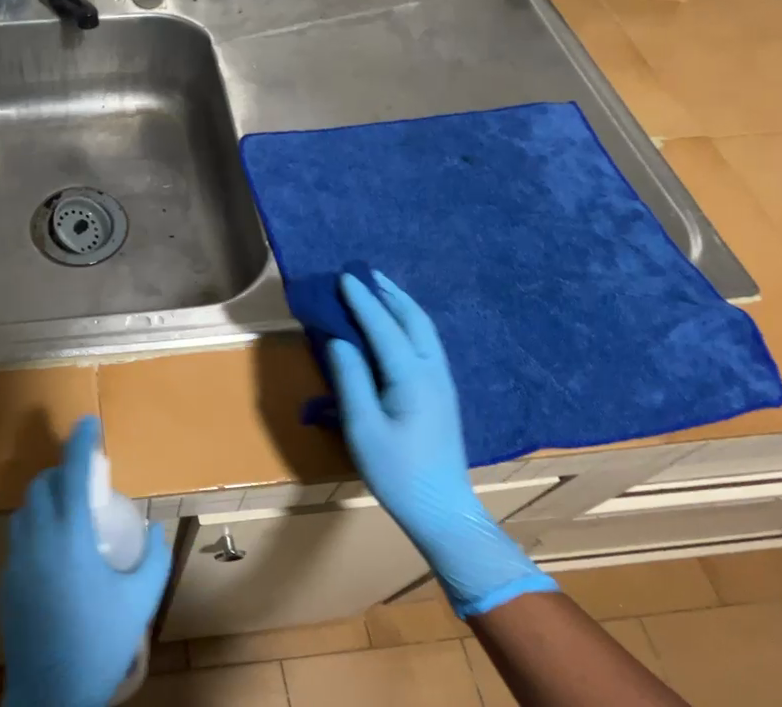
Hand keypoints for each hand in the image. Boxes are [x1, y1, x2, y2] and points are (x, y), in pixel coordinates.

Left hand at [0, 416, 170, 706]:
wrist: (51, 692)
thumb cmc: (100, 641)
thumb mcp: (140, 600)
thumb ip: (153, 559)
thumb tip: (151, 530)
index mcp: (69, 536)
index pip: (72, 472)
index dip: (81, 442)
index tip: (88, 423)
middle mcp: (37, 539)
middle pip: (41, 485)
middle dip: (61, 472)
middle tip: (87, 483)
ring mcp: (15, 562)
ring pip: (24, 512)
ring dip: (46, 501)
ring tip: (71, 517)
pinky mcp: (4, 584)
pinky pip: (19, 541)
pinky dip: (36, 532)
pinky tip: (56, 558)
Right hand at [327, 269, 556, 617]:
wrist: (442, 508)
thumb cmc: (396, 471)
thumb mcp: (362, 428)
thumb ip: (350, 379)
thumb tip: (339, 340)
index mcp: (412, 377)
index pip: (384, 327)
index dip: (362, 300)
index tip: (343, 277)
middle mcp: (432, 371)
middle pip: (412, 319)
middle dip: (388, 293)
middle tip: (364, 272)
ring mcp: (442, 381)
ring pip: (424, 329)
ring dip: (401, 304)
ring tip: (379, 289)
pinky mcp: (441, 393)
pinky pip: (426, 343)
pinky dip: (408, 322)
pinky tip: (397, 326)